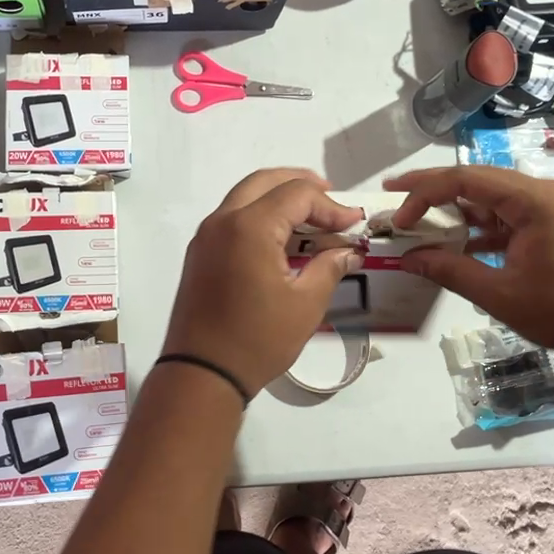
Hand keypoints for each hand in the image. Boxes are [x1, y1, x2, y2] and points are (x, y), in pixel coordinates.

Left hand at [163, 168, 363, 395]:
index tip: (354, 224)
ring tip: (310, 218)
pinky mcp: (199, 253)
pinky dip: (259, 215)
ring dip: (277, 198)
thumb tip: (348, 250)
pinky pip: (232, 218)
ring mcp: (205, 236)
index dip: (330, 205)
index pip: (296, 194)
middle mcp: (222, 221)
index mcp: (249, 227)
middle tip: (330, 201)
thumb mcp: (305, 304)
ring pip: (244, 196)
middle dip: (301, 186)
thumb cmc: (257, 339)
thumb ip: (329, 267)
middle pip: (265, 182)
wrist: (201, 372)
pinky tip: (281, 238)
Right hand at [385, 165, 553, 355]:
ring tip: (418, 222)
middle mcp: (543, 192)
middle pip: (476, 180)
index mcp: (533, 199)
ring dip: (455, 211)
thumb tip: (408, 259)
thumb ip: (450, 270)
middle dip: (432, 191)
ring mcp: (553, 206)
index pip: (464, 179)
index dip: (423, 194)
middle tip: (393, 197)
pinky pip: (508, 215)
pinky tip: (456, 243)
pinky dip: (479, 226)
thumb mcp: (500, 294)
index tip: (398, 216)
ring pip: (491, 197)